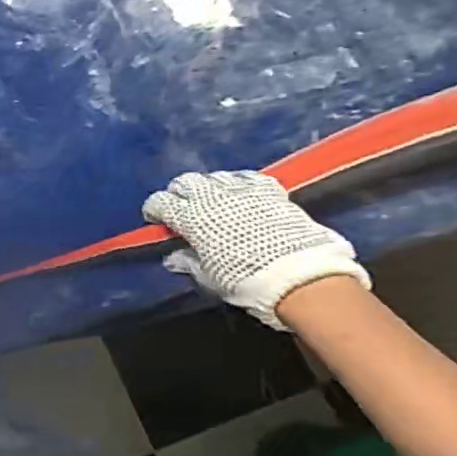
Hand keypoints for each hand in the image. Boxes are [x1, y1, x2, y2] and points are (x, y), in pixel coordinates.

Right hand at [142, 171, 369, 329]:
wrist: (302, 277)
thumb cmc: (245, 279)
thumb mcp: (208, 276)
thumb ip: (188, 261)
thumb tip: (174, 256)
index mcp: (190, 218)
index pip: (160, 202)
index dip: (154, 210)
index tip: (157, 221)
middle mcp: (212, 198)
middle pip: (186, 182)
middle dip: (179, 193)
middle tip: (182, 208)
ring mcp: (243, 192)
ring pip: (215, 176)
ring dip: (209, 186)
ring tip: (213, 200)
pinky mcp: (272, 192)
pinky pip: (248, 178)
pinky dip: (240, 183)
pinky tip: (242, 194)